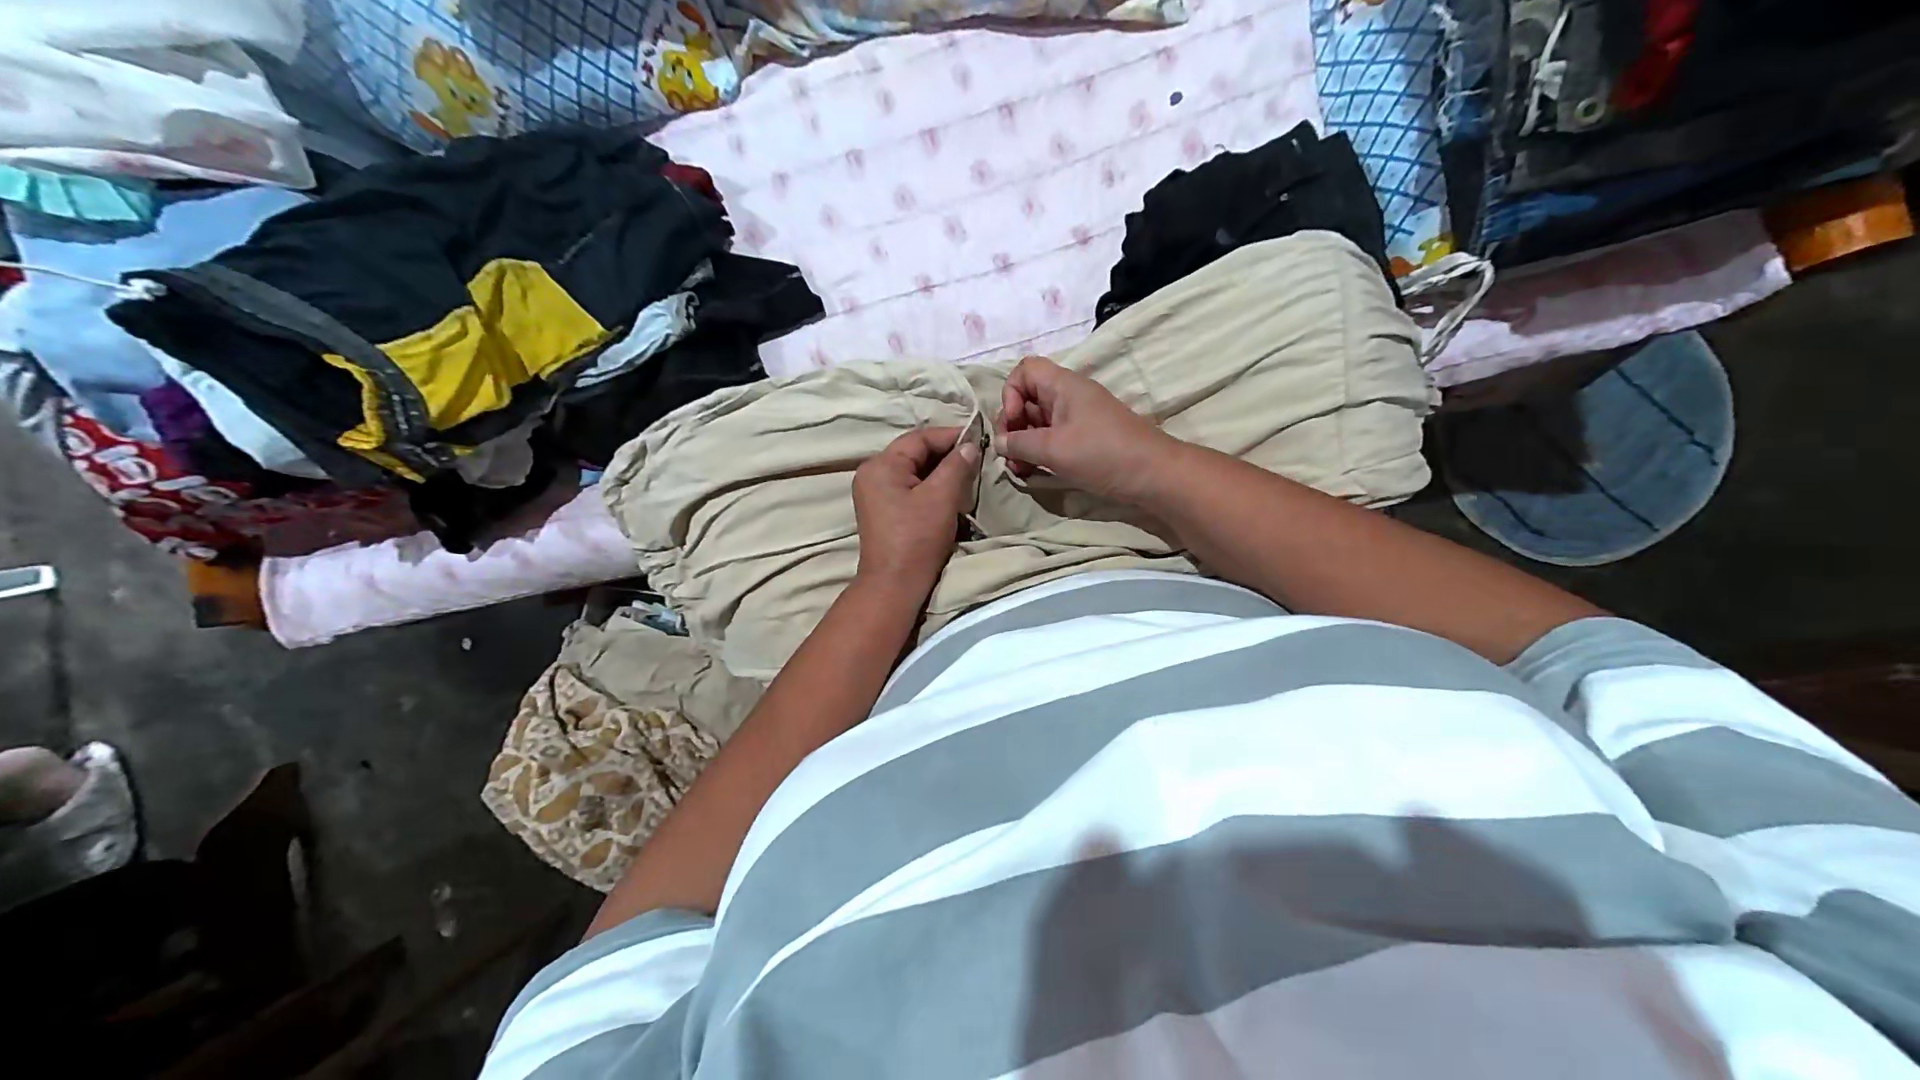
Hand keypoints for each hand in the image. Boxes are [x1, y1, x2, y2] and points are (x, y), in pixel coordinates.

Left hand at [852, 426, 981, 595]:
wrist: (895, 584)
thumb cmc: (917, 538)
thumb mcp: (941, 497)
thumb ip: (956, 466)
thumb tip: (970, 445)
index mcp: (881, 465)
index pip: (919, 438)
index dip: (950, 436)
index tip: (979, 439)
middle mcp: (872, 473)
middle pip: (914, 453)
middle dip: (946, 454)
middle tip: (976, 458)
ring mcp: (874, 493)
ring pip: (913, 470)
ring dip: (940, 471)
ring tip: (967, 474)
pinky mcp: (882, 510)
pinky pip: (908, 487)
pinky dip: (930, 486)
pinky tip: (949, 493)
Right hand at [998, 355, 1180, 502]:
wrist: (1153, 475)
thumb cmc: (1102, 454)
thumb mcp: (1053, 449)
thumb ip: (1019, 444)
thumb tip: (999, 443)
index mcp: (1063, 386)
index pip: (1025, 371)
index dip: (1010, 394)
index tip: (1013, 424)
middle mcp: (1069, 397)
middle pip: (1027, 399)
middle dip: (1012, 427)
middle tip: (1011, 456)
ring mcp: (1078, 419)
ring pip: (1037, 423)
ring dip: (1023, 445)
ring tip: (1021, 470)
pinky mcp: (1084, 441)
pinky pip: (1052, 439)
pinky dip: (1039, 453)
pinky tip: (1034, 473)